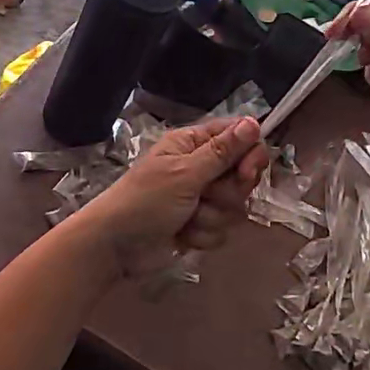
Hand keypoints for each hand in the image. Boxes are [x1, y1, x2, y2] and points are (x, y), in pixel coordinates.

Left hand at [71, 117, 269, 277]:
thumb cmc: (145, 201)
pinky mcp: (198, 226)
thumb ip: (222, 152)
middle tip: (206, 196)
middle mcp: (198, 167)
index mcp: (191, 144)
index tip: (248, 171)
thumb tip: (253, 122)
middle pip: (241, 175)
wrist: (116, 247)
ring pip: (233, 206)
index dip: (249, 153)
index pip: (236, 137)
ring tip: (186, 218)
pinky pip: (222, 229)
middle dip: (227, 192)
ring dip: (212, 217)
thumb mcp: (184, 173)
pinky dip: (203, 235)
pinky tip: (182, 236)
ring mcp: (199, 198)